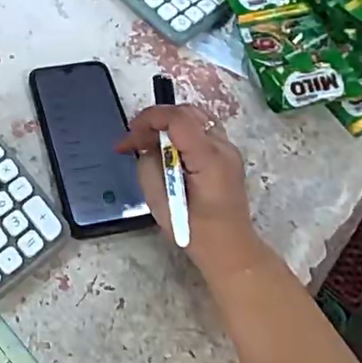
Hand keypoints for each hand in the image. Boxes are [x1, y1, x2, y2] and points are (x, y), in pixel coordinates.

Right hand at [115, 103, 267, 279]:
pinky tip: (167, 150)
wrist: (231, 250)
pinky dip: (180, 132)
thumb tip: (146, 146)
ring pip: (194, 117)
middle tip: (135, 140)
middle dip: (156, 120)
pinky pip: (200, 130)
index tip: (130, 132)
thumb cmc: (194, 232)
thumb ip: (149, 166)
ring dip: (168, 124)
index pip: (178, 119)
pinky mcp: (227, 155)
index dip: (150, 118)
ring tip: (148, 143)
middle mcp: (223, 148)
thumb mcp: (160, 202)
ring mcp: (229, 149)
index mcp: (209, 159)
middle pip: (187, 113)